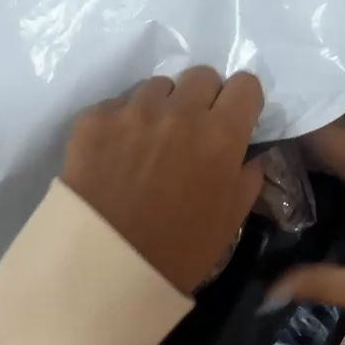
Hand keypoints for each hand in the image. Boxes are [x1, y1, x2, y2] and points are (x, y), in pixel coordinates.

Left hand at [62, 66, 265, 294]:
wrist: (102, 269)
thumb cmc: (176, 253)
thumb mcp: (228, 223)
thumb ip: (246, 179)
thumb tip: (248, 155)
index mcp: (221, 135)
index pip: (245, 84)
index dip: (241, 100)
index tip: (233, 117)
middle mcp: (181, 111)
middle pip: (202, 75)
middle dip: (202, 97)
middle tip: (190, 130)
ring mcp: (135, 109)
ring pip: (158, 86)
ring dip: (160, 107)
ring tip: (148, 143)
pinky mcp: (96, 116)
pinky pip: (118, 103)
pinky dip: (121, 123)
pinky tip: (115, 154)